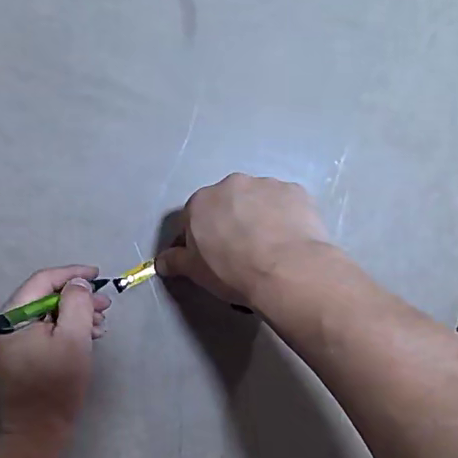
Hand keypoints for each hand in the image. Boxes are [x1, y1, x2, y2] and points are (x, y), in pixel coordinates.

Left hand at [0, 265, 112, 440]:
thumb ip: (77, 304)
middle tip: (105, 305)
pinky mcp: (18, 356)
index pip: (41, 282)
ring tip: (100, 324)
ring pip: (46, 315)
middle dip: (76, 298)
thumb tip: (78, 284)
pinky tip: (87, 335)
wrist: (38, 431)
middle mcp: (4, 326)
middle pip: (43, 298)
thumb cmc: (56, 385)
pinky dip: (65, 329)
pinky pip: (43, 331)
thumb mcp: (74, 339)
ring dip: (75, 315)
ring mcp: (9, 342)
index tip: (97, 276)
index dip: (71, 275)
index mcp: (10, 319)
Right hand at [157, 174, 334, 307]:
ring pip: (257, 201)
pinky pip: (285, 204)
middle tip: (240, 251)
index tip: (208, 259)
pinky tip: (290, 239)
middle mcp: (231, 184)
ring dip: (259, 217)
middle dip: (229, 222)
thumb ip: (176, 261)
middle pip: (226, 204)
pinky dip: (285, 217)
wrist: (286, 270)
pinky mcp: (295, 191)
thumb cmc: (232, 271)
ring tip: (269, 246)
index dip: (197, 241)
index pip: (192, 220)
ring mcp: (266, 184)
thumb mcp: (196, 272)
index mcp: (200, 201)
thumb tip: (162, 261)